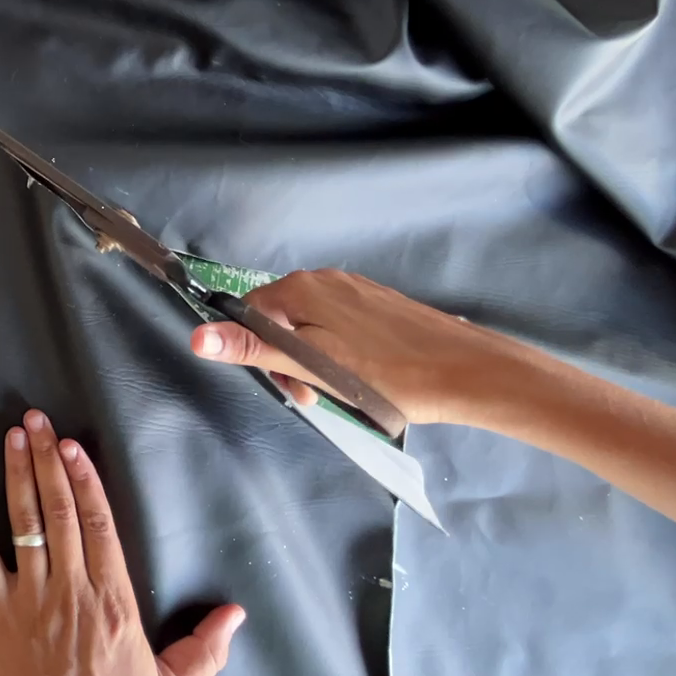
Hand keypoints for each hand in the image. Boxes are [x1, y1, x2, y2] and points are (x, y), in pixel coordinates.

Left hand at [0, 409, 245, 675]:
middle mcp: (71, 589)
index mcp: (113, 601)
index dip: (85, 480)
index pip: (99, 524)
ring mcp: (30, 597)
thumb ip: (203, 650)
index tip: (73, 446)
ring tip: (12, 437)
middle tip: (37, 419)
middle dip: (48, 460)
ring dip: (16, 475)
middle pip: (60, 510)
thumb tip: (236, 614)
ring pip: (23, 521)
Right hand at [190, 267, 543, 426]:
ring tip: (345, 392)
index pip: (248, 314)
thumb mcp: (313, 367)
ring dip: (314, 359)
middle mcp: (323, 278)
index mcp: (299, 288)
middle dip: (288, 360)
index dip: (257, 353)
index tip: (287, 385)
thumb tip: (195, 335)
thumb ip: (252, 348)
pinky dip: (340, 351)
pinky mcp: (381, 303)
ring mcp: (355, 289)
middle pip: (279, 319)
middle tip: (317, 396)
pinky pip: (339, 324)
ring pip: (310, 325)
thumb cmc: (391, 374)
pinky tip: (366, 376)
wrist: (479, 375)